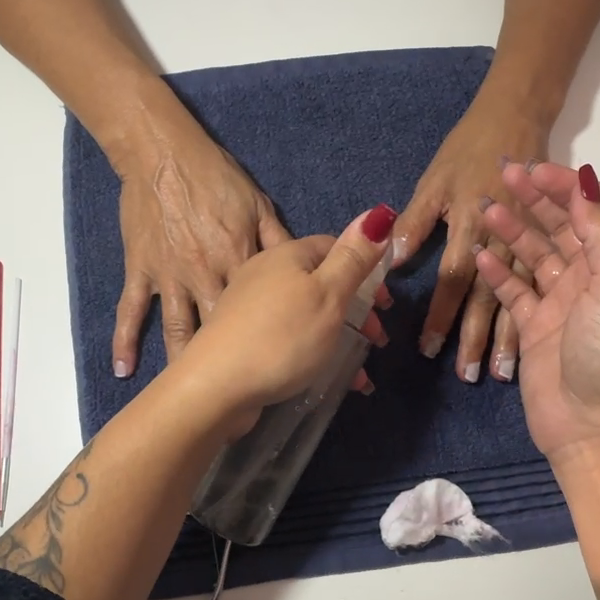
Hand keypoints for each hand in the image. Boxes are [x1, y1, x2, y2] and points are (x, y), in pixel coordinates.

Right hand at [113, 132, 292, 375]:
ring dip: (186, 365)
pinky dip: (124, 340)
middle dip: (237, 366)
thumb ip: (282, 243)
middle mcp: (207, 276)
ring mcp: (171, 278)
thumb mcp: (259, 205)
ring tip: (191, 399)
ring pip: (181, 331)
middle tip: (245, 403)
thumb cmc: (215, 177)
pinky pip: (131, 311)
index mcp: (241, 261)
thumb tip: (315, 267)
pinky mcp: (141, 273)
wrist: (161, 153)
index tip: (301, 370)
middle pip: (226, 329)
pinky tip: (123, 371)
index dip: (286, 337)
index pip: (269, 306)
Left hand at [173, 206, 394, 435]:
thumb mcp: (328, 294)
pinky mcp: (242, 338)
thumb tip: (379, 213)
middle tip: (375, 340)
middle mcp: (265, 273)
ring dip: (338, 340)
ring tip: (358, 373)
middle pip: (321, 284)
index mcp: (288, 254)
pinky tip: (325, 380)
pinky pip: (288, 339)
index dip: (365, 271)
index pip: (335, 247)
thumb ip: (354, 257)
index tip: (385, 304)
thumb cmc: (281, 337)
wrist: (215, 386)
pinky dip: (312, 355)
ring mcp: (250, 307)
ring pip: (307, 316)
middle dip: (354, 311)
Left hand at [393, 99, 548, 382]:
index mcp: (471, 226)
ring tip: (500, 374)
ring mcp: (528, 241)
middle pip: (487, 298)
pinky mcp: (544, 240)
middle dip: (477, 339)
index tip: (427, 348)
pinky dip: (532, 315)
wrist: (518, 114)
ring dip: (508, 338)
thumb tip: (391, 261)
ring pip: (518, 296)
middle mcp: (502, 240)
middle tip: (468, 377)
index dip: (440, 315)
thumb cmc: (468, 149)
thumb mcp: (434, 181)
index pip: (453, 280)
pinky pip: (539, 284)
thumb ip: (415, 223)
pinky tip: (528, 344)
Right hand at [474, 162, 599, 462]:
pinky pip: (514, 293)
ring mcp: (564, 306)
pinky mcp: (536, 331)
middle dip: (537, 198)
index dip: (572, 185)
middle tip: (502, 174)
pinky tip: (477, 256)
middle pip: (565, 226)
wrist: (598, 428)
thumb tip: (584, 185)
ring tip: (484, 209)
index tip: (537, 168)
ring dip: (513, 231)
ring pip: (536, 255)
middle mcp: (596, 279)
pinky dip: (498, 273)